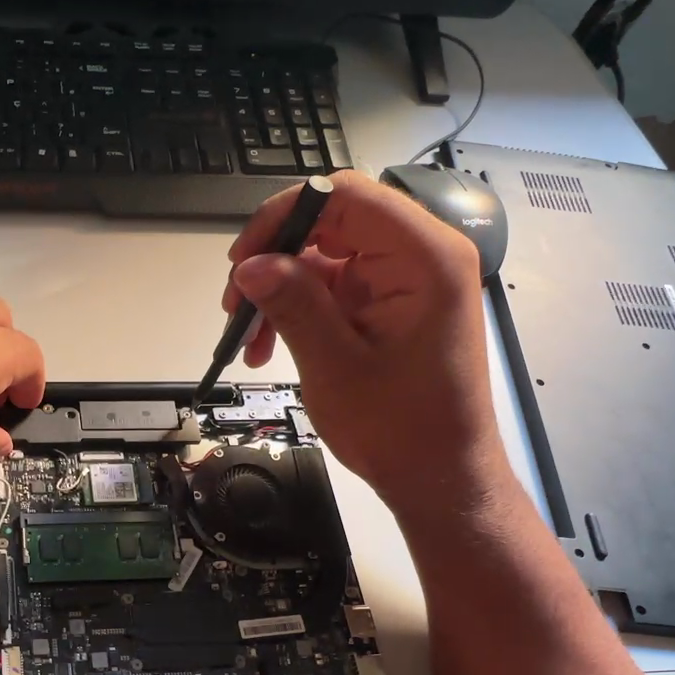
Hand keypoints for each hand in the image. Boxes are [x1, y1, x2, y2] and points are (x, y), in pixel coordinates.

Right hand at [223, 170, 510, 517]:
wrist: (439, 477)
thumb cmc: (401, 431)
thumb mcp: (335, 366)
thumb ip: (293, 304)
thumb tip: (250, 265)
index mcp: (424, 259)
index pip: (346, 197)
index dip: (284, 216)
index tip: (241, 260)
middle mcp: (420, 257)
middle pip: (332, 222)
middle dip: (275, 257)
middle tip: (236, 302)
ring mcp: (405, 280)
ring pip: (324, 256)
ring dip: (279, 290)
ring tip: (248, 337)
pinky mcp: (390, 303)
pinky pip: (332, 287)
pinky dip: (296, 309)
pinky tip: (268, 344)